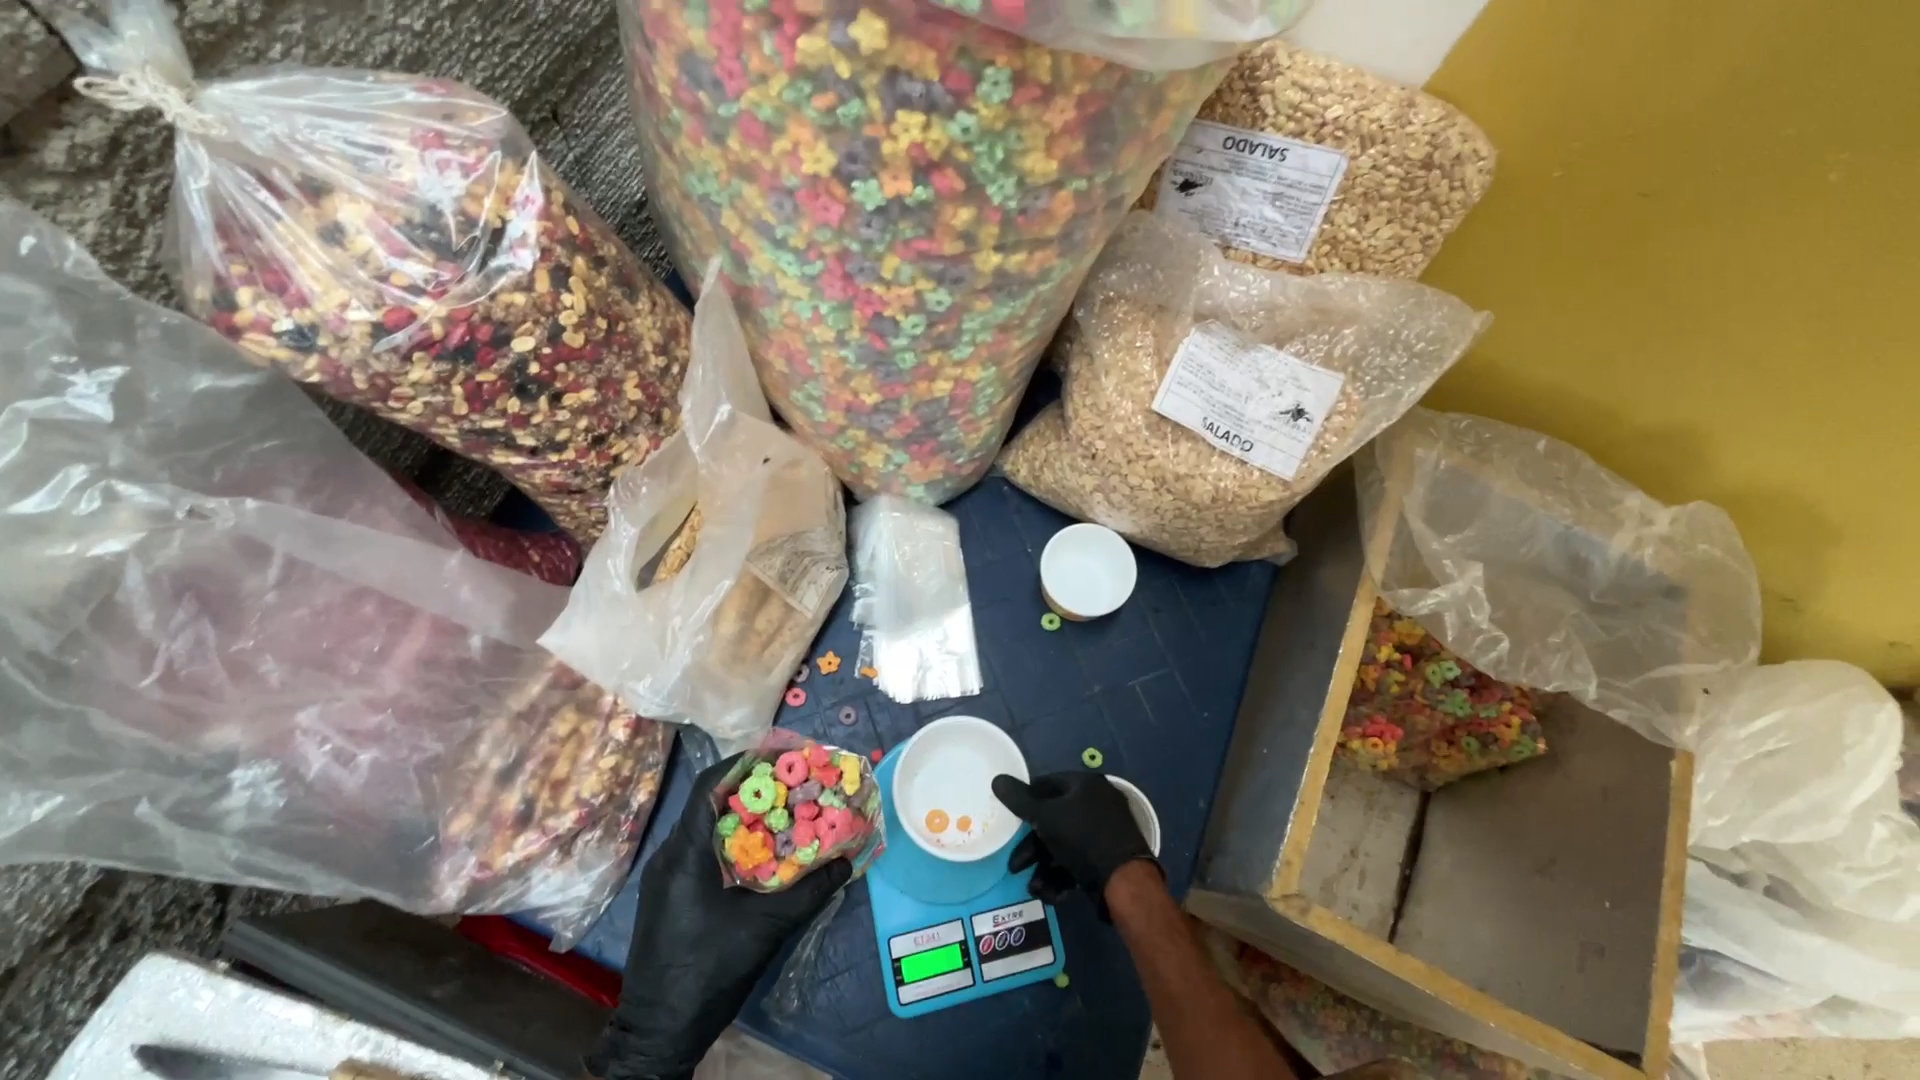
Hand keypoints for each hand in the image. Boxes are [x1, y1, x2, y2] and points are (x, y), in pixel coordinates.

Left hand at [590, 754, 851, 1079]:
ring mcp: (665, 877)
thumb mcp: (766, 928)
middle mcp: (670, 856)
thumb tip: (846, 861)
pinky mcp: (668, 895)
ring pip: (705, 828)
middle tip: (791, 781)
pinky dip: (731, 840)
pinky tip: (760, 853)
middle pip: (709, 803)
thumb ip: (808, 891)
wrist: (658, 1028)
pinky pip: (700, 851)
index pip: (710, 787)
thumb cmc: (709, 970)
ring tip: (783, 811)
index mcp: (686, 854)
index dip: (744, 763)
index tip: (779, 752)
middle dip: (751, 787)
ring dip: (742, 814)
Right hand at [991, 772, 1158, 910]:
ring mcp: (1105, 832)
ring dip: (1044, 867)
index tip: (1010, 818)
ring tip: (1034, 888)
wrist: (1125, 881)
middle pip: (1054, 820)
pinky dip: (1062, 875)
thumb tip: (997, 779)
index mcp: (1086, 785)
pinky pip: (1078, 860)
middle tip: (1016, 865)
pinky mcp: (1108, 857)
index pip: (1047, 784)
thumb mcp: (1045, 817)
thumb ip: (1019, 800)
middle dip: (1033, 847)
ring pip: (1064, 845)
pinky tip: (1052, 894)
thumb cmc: (1082, 838)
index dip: (1026, 799)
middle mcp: (1098, 803)